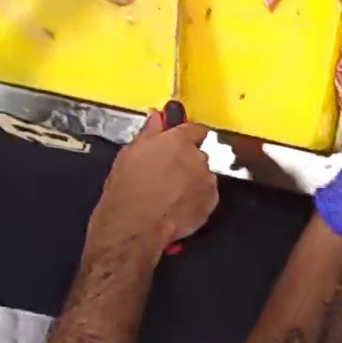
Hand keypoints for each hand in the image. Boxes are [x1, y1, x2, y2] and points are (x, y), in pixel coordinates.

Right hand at [87, 110, 217, 255]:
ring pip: (204, 176)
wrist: (138, 224)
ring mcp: (208, 182)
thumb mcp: (131, 153)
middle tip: (168, 172)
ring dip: (193, 180)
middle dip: (187, 161)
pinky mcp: (211, 202)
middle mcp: (199, 159)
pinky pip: (207, 195)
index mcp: (179, 141)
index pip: (195, 129)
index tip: (182, 139)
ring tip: (171, 192)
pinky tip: (178, 204)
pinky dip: (197, 198)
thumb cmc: (129, 188)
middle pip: (199, 154)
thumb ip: (150, 132)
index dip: (188, 135)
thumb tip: (157, 118)